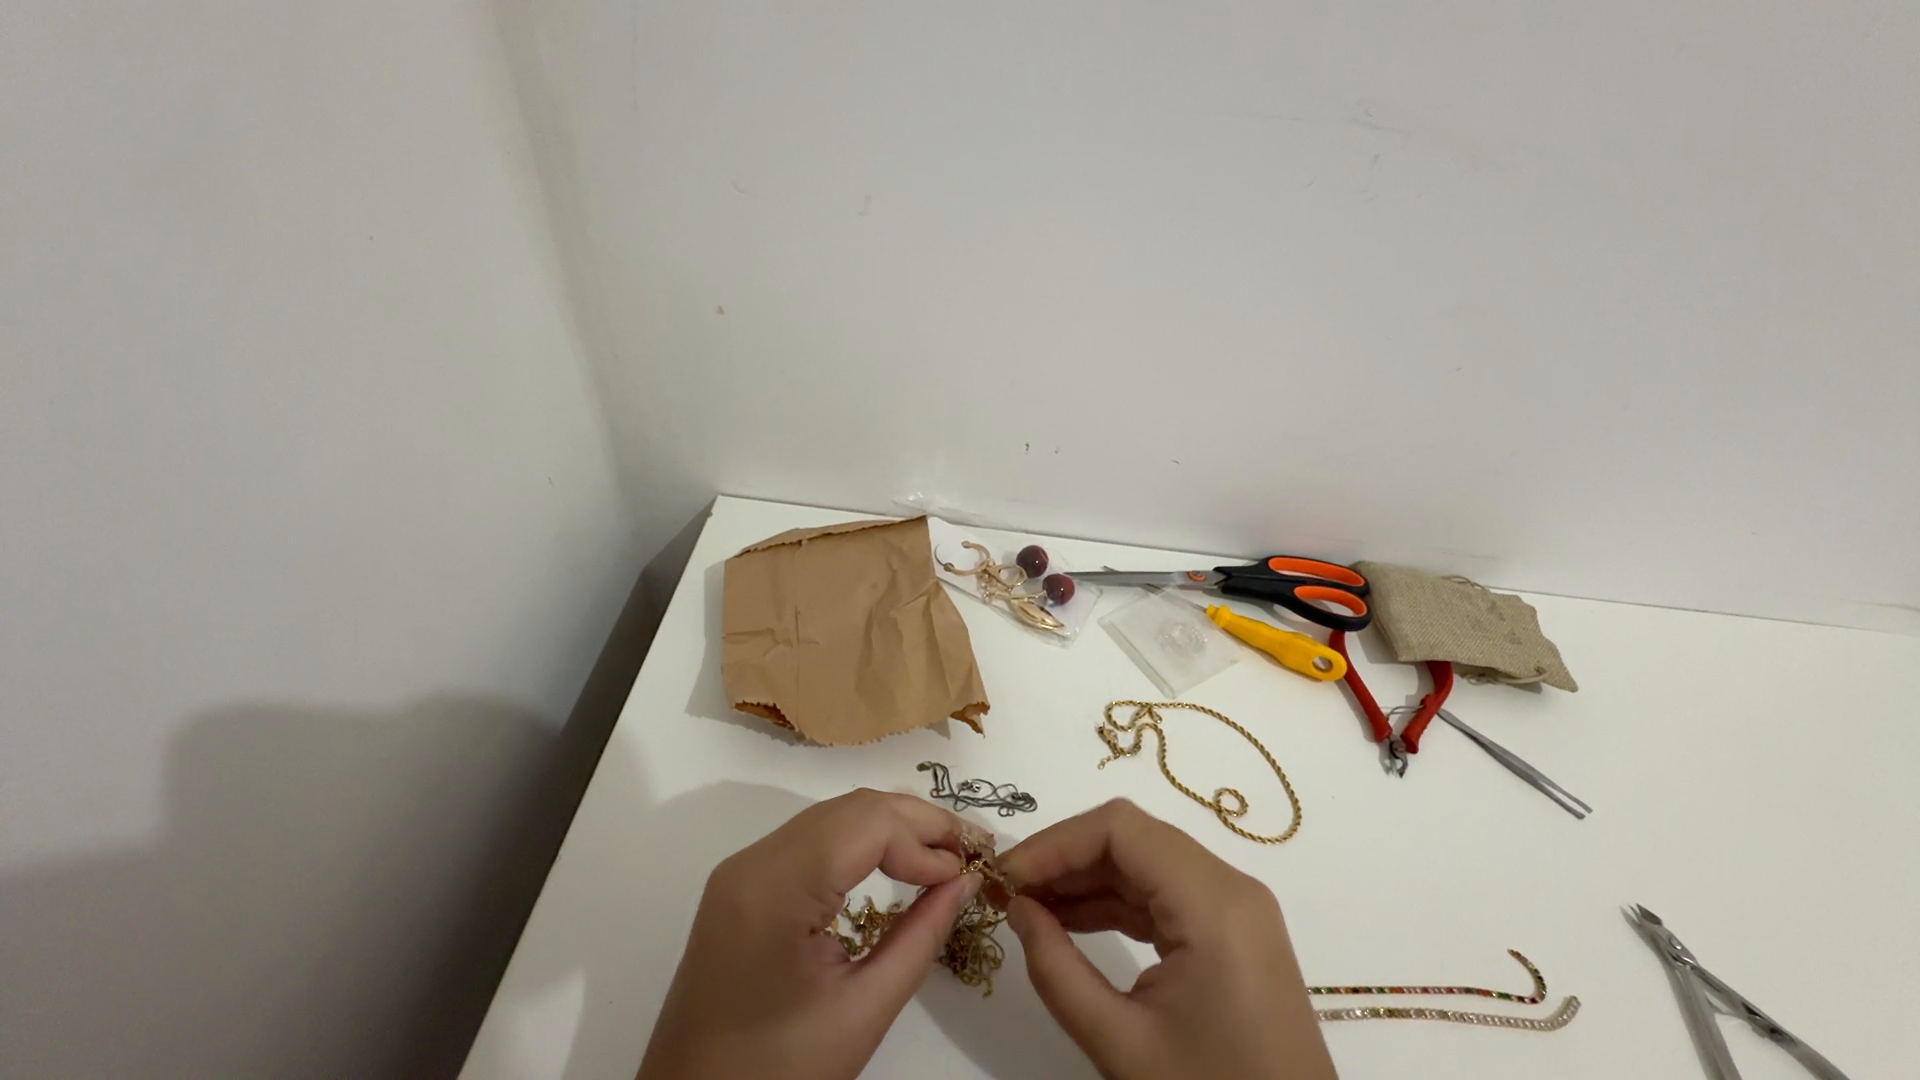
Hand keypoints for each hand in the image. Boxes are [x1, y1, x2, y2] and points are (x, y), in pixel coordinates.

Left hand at [638, 789, 979, 1079]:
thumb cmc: (778, 1071)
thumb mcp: (863, 1010)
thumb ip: (920, 936)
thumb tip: (964, 880)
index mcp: (775, 890)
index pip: (866, 823)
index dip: (923, 840)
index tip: (964, 874)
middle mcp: (753, 861)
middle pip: (851, 808)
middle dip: (917, 821)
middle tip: (970, 849)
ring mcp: (744, 867)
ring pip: (834, 815)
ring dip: (893, 826)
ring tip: (944, 853)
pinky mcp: (745, 882)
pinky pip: (814, 838)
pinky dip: (863, 840)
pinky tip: (896, 862)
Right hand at [997, 799, 1336, 1079]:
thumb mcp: (1121, 1043)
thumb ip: (1057, 970)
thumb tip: (1017, 908)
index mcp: (1213, 903)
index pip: (1121, 828)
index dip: (1055, 842)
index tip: (1006, 877)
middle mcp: (1230, 886)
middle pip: (1132, 837)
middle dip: (1064, 857)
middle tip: (1008, 890)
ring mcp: (1234, 907)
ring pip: (1143, 860)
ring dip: (1083, 877)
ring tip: (1026, 906)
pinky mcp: (1229, 930)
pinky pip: (1161, 893)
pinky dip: (1112, 900)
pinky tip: (1066, 921)